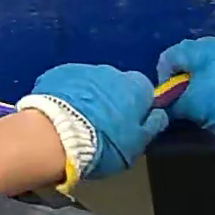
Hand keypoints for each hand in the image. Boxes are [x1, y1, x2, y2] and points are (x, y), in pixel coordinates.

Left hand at [29, 64, 167, 178]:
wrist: (55, 135)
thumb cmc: (103, 143)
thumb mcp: (136, 145)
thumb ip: (152, 126)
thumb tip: (159, 114)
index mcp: (135, 86)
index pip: (145, 90)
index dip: (138, 108)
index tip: (129, 124)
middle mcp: (111, 71)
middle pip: (118, 85)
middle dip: (113, 101)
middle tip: (103, 127)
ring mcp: (83, 69)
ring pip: (93, 83)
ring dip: (90, 98)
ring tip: (78, 122)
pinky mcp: (58, 73)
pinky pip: (70, 84)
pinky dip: (68, 95)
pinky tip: (61, 114)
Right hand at [157, 36, 214, 162]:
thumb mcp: (191, 108)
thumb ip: (172, 100)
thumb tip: (165, 102)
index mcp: (202, 48)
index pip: (171, 56)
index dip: (165, 76)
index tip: (169, 96)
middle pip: (193, 54)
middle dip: (186, 73)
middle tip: (187, 96)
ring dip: (207, 73)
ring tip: (209, 94)